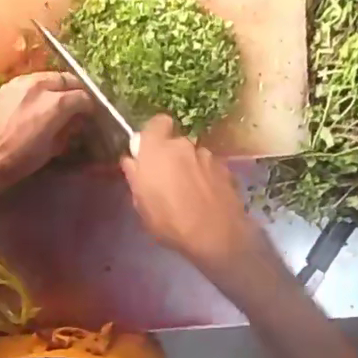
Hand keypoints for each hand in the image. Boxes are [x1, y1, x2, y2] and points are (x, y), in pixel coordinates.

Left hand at [0, 72, 90, 199]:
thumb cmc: (21, 160)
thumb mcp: (53, 148)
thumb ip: (68, 129)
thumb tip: (76, 122)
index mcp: (57, 103)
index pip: (83, 97)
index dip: (90, 107)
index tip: (90, 115)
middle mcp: (41, 85)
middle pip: (68, 80)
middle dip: (76, 91)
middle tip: (77, 105)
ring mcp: (22, 82)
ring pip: (50, 76)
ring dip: (58, 87)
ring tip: (59, 102)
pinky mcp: (9, 86)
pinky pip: (32, 81)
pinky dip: (41, 88)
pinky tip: (39, 101)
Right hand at [120, 115, 273, 280]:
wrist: (217, 235)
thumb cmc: (169, 221)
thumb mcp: (141, 204)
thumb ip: (135, 176)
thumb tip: (132, 161)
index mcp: (157, 150)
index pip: (156, 122)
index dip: (153, 134)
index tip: (148, 153)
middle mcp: (183, 145)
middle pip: (174, 142)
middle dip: (169, 156)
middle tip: (165, 181)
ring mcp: (207, 156)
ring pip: (192, 155)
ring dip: (188, 168)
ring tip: (187, 194)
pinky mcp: (225, 169)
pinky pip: (207, 167)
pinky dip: (204, 177)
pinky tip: (204, 199)